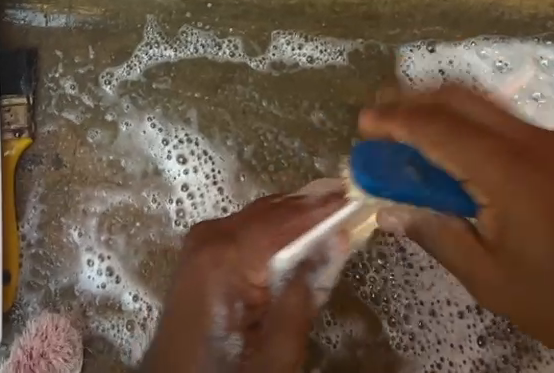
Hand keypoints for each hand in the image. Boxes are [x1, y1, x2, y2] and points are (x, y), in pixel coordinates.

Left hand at [141, 188, 346, 372]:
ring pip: (258, 217)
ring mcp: (201, 241)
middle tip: (348, 199)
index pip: (282, 222)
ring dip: (294, 216)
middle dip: (310, 207)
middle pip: (270, 213)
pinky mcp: (202, 250)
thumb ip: (303, 298)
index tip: (352, 198)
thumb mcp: (274, 355)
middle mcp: (209, 237)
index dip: (320, 210)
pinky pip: (245, 229)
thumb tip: (334, 242)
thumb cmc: (227, 372)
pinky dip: (275, 228)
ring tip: (331, 210)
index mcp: (224, 257)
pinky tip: (298, 231)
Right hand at [361, 87, 553, 372]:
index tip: (363, 122)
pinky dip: (472, 123)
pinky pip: (507, 122)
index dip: (396, 120)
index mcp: (510, 171)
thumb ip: (438, 235)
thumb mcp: (493, 282)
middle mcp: (532, 141)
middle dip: (414, 99)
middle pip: (460, 98)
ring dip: (443, 106)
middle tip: (381, 117)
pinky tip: (460, 152)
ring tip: (412, 127)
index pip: (438, 127)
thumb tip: (391, 209)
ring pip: (486, 104)